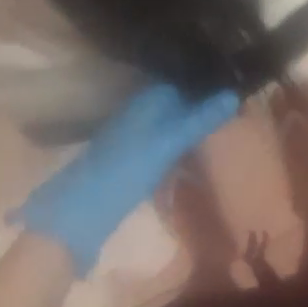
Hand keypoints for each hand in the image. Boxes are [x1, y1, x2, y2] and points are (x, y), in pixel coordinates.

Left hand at [9, 84, 238, 274]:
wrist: (73, 223)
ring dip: (189, 131)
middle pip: (174, 106)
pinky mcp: (127, 168)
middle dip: (199, 108)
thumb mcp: (165, 146)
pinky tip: (193, 162)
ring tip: (221, 136)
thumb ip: (199, 121)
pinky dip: (178, 152)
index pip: (179, 83)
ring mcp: (129, 143)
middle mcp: (135, 117)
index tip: (233, 86)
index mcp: (142, 104)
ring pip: (167, 128)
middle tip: (234, 113)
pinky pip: (160, 150)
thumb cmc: (121, 175)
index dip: (204, 84)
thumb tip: (234, 95)